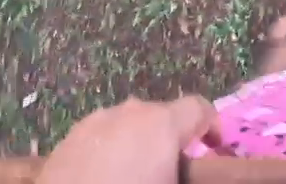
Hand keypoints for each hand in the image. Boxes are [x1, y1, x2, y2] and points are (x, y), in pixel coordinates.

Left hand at [37, 96, 221, 183]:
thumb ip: (184, 174)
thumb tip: (180, 169)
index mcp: (162, 123)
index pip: (199, 107)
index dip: (212, 126)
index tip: (216, 149)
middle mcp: (131, 111)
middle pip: (162, 116)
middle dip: (171, 141)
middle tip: (171, 173)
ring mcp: (97, 120)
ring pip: (128, 126)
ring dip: (138, 146)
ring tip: (134, 177)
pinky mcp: (69, 137)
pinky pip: (101, 138)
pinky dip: (109, 153)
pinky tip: (102, 180)